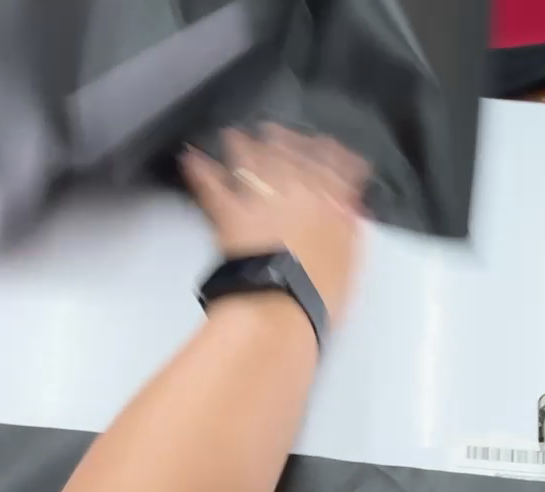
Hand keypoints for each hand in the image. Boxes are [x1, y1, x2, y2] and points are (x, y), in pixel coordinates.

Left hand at [182, 127, 369, 321]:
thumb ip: (348, 231)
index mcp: (330, 206)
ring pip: (252, 161)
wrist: (283, 309)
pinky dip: (200, 171)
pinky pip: (212, 186)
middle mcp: (297, 194)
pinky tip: (192, 159)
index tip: (325, 145)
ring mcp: (262, 201)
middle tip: (275, 130)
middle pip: (290, 156)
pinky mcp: (231, 215)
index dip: (330, 153)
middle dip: (283, 140)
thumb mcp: (347, 263)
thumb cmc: (317, 295)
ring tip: (234, 135)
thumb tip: (352, 213)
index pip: (335, 168)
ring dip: (243, 145)